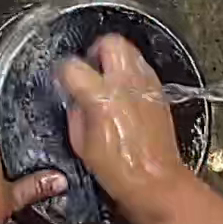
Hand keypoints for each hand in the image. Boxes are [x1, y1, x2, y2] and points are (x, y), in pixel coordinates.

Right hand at [57, 35, 195, 223]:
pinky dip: (129, 71)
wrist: (156, 181)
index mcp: (101, 97)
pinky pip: (142, 67)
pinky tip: (124, 90)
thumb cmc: (117, 169)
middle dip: (95, 50)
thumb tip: (76, 97)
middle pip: (110, 42)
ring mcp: (146, 84)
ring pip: (129, 49)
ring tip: (107, 77)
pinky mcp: (159, 90)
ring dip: (114, 58)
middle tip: (89, 67)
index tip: (63, 78)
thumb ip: (76, 111)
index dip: (64, 71)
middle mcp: (126, 83)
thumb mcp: (81, 143)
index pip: (73, 66)